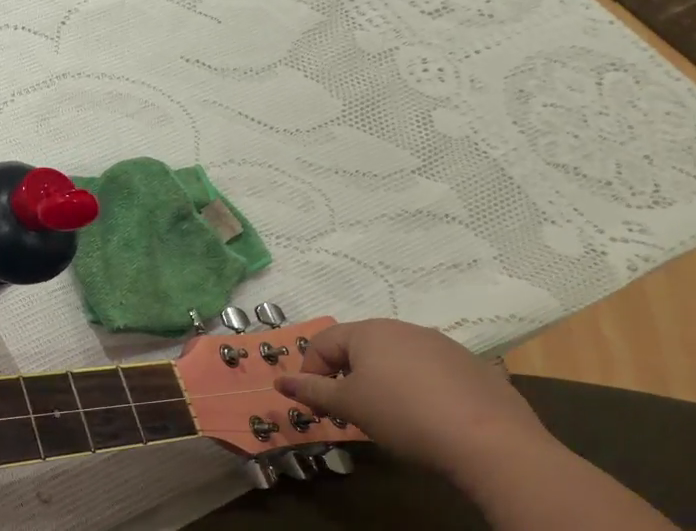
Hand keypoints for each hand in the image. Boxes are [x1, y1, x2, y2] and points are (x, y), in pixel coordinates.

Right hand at [274, 318, 551, 479]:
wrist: (496, 446)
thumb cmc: (406, 416)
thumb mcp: (350, 406)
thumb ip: (312, 390)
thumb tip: (279, 382)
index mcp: (369, 331)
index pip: (323, 343)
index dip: (311, 372)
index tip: (315, 403)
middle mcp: (405, 329)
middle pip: (362, 348)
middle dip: (350, 375)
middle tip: (351, 408)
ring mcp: (446, 347)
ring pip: (400, 359)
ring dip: (387, 381)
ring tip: (392, 414)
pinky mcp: (479, 370)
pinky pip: (437, 374)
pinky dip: (425, 390)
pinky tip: (433, 418)